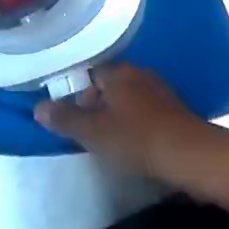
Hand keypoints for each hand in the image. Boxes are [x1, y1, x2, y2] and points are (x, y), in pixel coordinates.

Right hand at [34, 65, 218, 178]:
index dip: (77, 96)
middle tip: (90, 135)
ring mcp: (160, 90)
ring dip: (118, 117)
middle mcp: (139, 73)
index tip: (74, 120)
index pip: (89, 74)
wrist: (190, 155)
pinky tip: (136, 144)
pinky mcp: (174, 109)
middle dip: (97, 107)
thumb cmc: (136, 139)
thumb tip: (38, 107)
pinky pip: (145, 111)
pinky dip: (137, 124)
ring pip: (128, 99)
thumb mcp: (92, 132)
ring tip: (112, 143)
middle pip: (109, 86)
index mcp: (118, 72)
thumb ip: (64, 119)